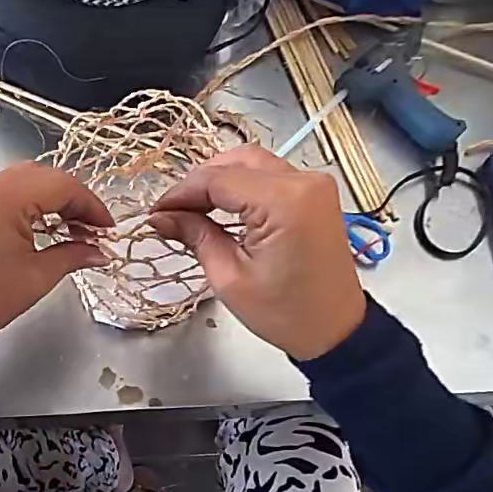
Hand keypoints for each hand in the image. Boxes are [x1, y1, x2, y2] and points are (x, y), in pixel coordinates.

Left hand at [0, 162, 114, 360]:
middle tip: (96, 231)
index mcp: (4, 196)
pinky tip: (49, 228)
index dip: (92, 206)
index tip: (108, 229)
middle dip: (76, 202)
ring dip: (56, 202)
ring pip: (29, 182)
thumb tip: (100, 251)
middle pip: (46, 177)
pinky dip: (34, 205)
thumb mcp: (38, 276)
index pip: (63, 185)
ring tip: (76, 232)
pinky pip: (10, 191)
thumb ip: (74, 254)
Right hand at [150, 145, 365, 359]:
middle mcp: (304, 182)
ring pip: (254, 163)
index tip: (157, 212)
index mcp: (284, 202)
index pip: (218, 179)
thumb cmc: (286, 314)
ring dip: (221, 181)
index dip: (181, 193)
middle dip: (200, 182)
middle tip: (173, 211)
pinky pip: (272, 176)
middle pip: (236, 161)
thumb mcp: (229, 278)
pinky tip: (222, 209)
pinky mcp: (317, 195)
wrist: (335, 330)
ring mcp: (315, 185)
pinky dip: (244, 187)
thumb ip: (196, 236)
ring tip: (193, 210)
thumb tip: (163, 218)